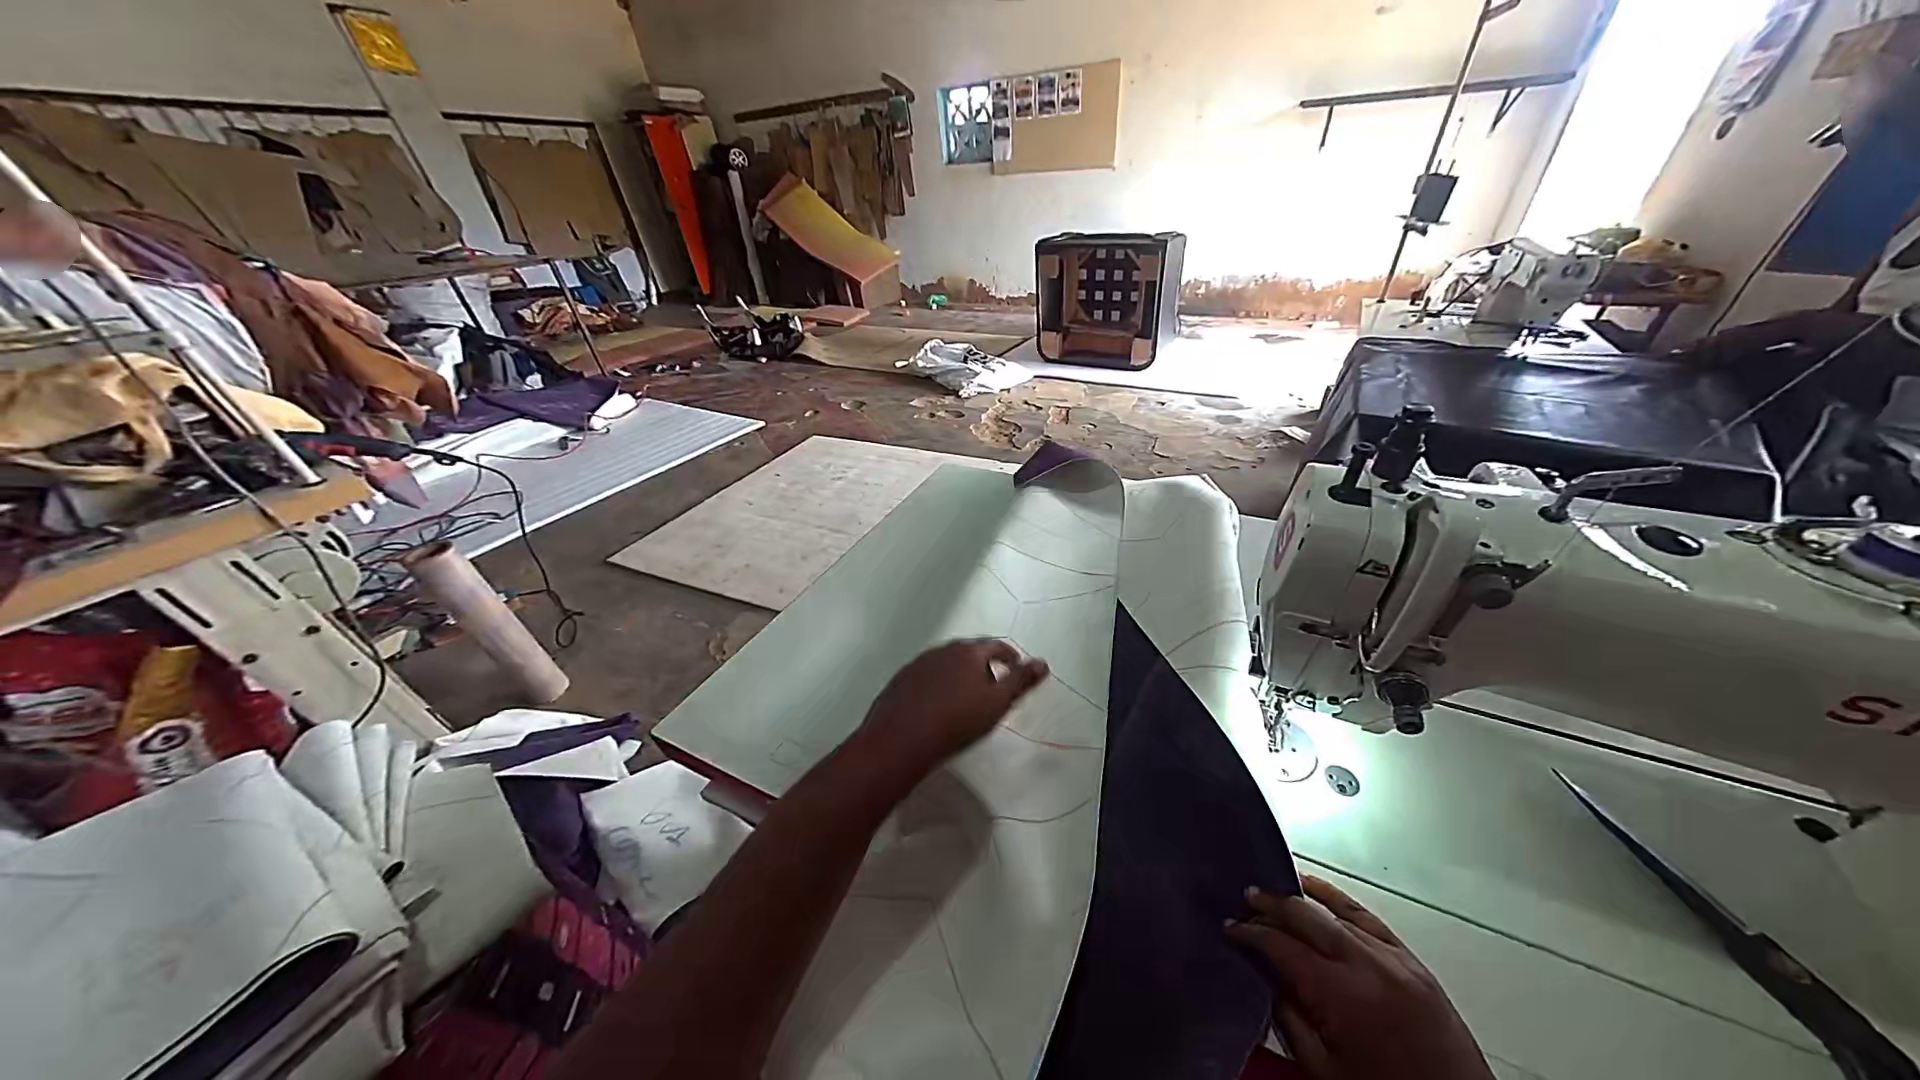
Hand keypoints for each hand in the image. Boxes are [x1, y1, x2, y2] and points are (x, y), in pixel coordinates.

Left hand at [845, 639, 1049, 785]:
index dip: (1010, 657)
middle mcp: (941, 650)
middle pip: (969, 652)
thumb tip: (1042, 662)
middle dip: (984, 667)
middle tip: (993, 689)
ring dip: (958, 676)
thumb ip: (1021, 681)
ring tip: (966, 700)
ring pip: (945, 664)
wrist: (901, 741)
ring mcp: (917, 664)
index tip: (1017, 670)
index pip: (996, 646)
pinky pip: (926, 678)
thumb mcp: (997, 703)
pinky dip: (937, 686)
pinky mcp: (900, 681)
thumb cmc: (956, 722)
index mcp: (968, 652)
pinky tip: (937, 708)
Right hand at [1228, 875, 1494, 1079]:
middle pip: (1304, 917)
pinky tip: (1316, 889)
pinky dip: (1337, 899)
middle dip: (1269, 906)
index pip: (1281, 946)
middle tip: (1244, 902)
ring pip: (1332, 911)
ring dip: (1298, 901)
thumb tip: (1268, 978)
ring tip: (1272, 896)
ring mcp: (1393, 959)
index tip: (1231, 929)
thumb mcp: (1324, 1068)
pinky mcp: (1412, 961)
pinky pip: (1366, 916)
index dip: (1250, 934)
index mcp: (1341, 994)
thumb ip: (1290, 1017)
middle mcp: (1366, 965)